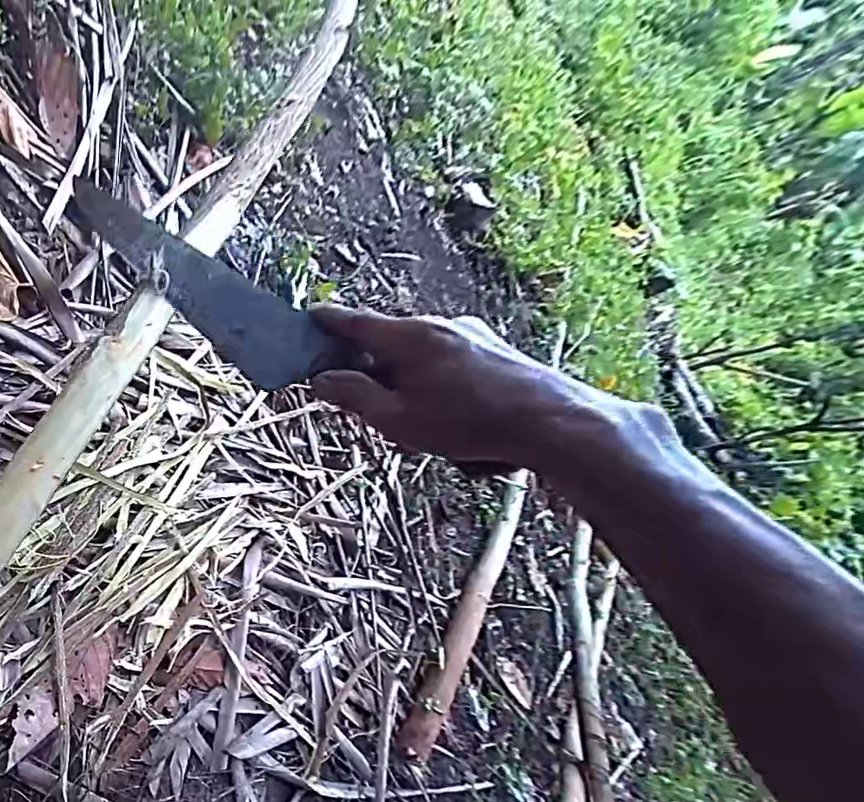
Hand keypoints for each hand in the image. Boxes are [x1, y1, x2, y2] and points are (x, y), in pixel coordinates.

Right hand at [306, 304, 643, 470]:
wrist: (554, 422)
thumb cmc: (470, 422)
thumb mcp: (393, 417)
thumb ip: (352, 396)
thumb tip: (322, 380)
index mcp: (409, 338)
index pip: (355, 323)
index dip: (327, 321)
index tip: (309, 316)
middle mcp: (439, 326)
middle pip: (383, 342)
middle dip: (363, 369)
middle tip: (353, 402)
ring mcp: (468, 334)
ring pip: (412, 354)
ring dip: (397, 381)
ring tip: (406, 420)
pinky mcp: (489, 348)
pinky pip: (440, 359)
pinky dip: (425, 380)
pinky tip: (437, 414)